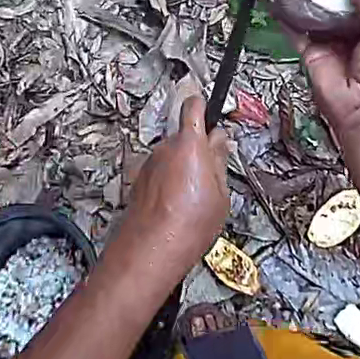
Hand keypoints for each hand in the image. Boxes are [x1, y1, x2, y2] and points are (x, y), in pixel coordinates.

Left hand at [122, 91, 229, 271]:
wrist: (150, 251)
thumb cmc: (188, 224)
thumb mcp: (220, 193)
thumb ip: (219, 160)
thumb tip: (220, 141)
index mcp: (190, 144)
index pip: (193, 107)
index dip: (203, 107)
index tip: (210, 110)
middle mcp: (165, 148)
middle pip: (184, 136)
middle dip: (198, 149)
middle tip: (211, 172)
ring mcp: (149, 164)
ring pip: (172, 156)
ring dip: (182, 168)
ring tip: (194, 197)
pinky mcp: (139, 180)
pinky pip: (160, 172)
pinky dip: (169, 182)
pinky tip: (177, 206)